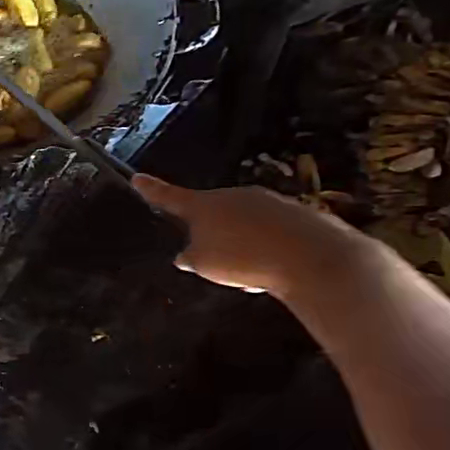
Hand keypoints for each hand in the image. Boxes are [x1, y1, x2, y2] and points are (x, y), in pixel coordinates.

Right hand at [132, 175, 378, 297]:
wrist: (312, 257)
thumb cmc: (244, 258)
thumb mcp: (204, 264)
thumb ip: (191, 256)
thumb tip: (187, 252)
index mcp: (204, 205)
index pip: (170, 197)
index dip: (152, 190)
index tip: (137, 178)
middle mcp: (233, 195)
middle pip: (212, 212)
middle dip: (209, 231)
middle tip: (212, 259)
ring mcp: (266, 200)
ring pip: (242, 222)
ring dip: (239, 242)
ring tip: (247, 271)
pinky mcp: (294, 213)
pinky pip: (268, 230)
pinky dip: (264, 247)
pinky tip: (272, 268)